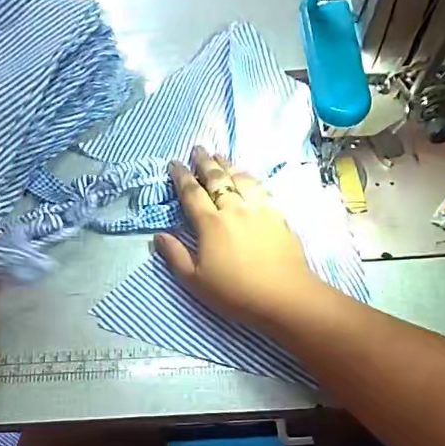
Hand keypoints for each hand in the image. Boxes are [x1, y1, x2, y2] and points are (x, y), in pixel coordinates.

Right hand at [155, 147, 331, 327]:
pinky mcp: (279, 216)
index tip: (175, 163)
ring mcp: (259, 210)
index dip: (181, 176)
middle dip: (205, 162)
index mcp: (210, 224)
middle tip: (198, 149)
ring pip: (241, 179)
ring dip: (228, 165)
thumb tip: (159, 235)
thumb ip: (176, 256)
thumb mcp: (196, 281)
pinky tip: (249, 177)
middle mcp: (234, 209)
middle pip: (218, 179)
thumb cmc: (236, 293)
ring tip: (220, 156)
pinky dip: (251, 178)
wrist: (284, 296)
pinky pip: (262, 189)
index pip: (192, 193)